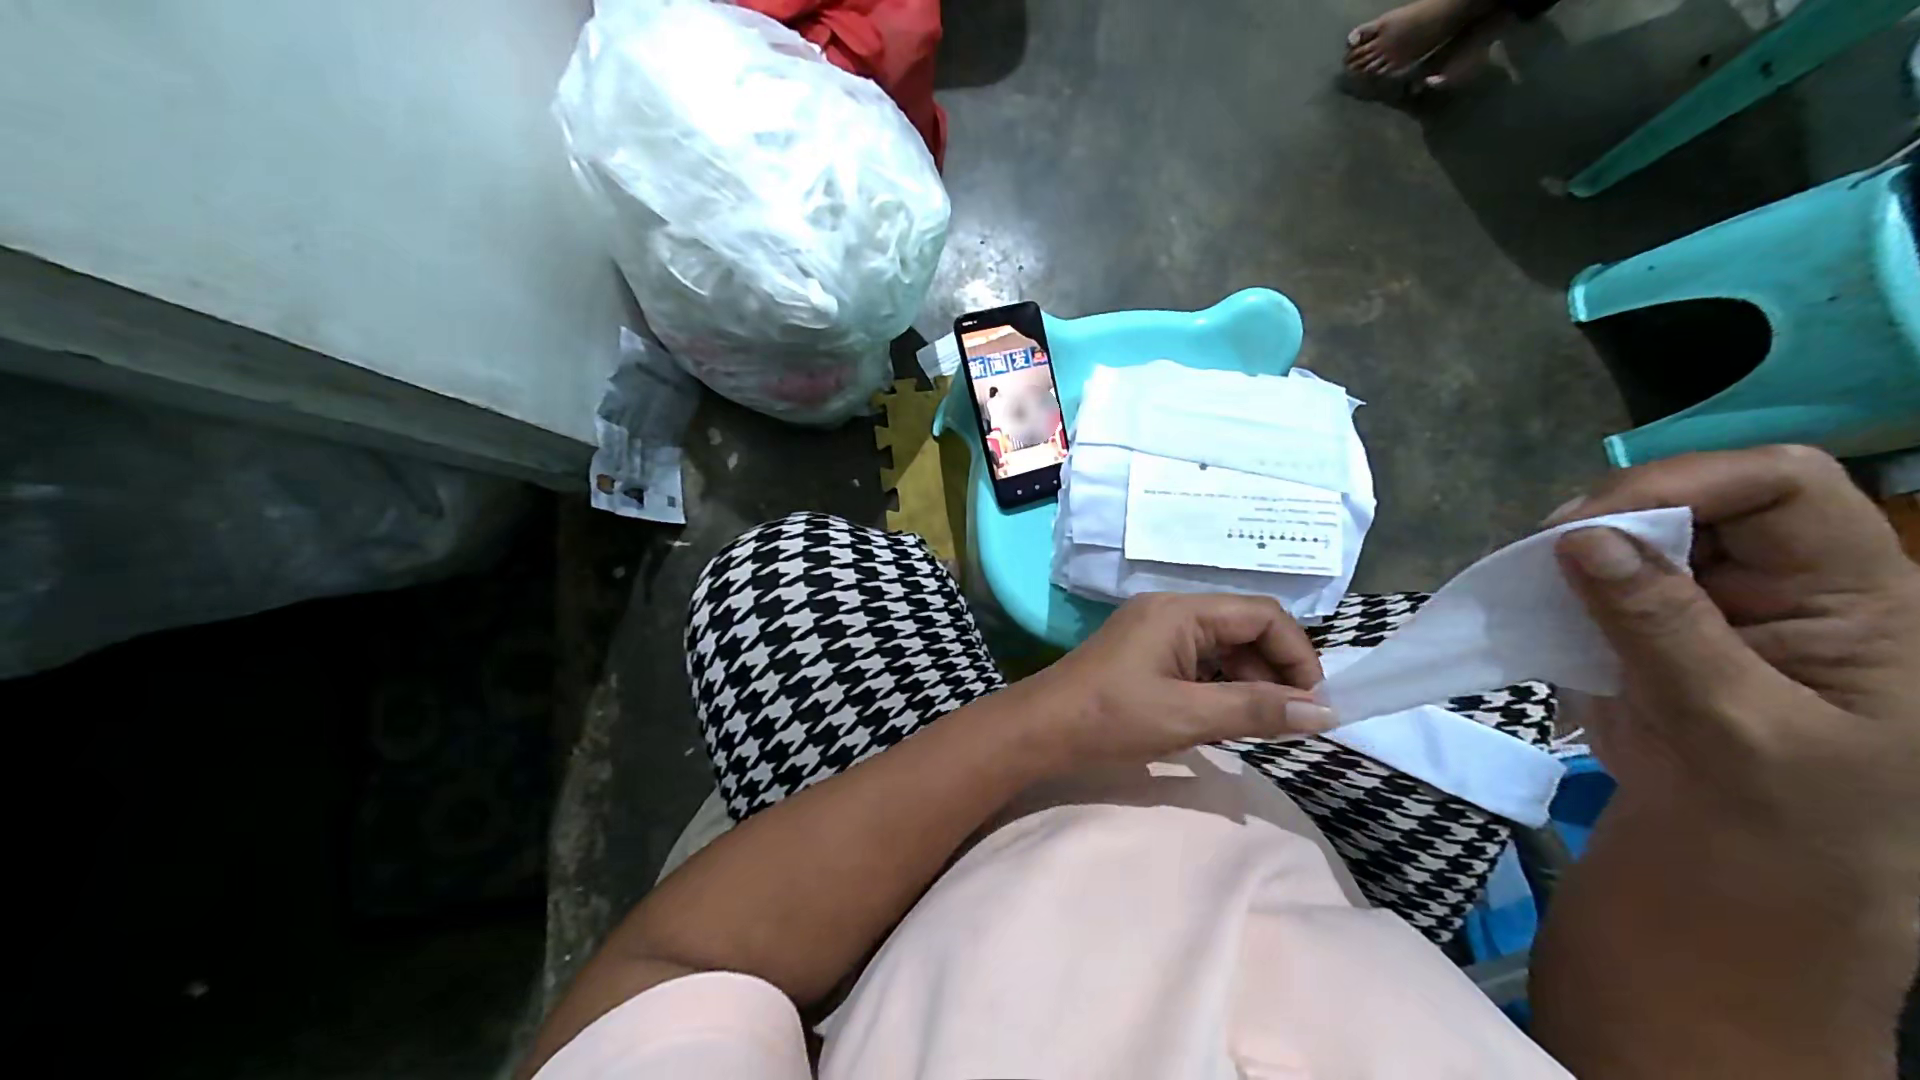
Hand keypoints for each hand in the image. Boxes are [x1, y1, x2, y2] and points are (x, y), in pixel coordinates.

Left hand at [1021, 592, 1335, 765]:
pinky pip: (1198, 663)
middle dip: (1274, 671)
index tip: (1312, 703)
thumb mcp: (1188, 716)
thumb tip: (1324, 713)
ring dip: (1249, 683)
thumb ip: (1256, 710)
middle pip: (1243, 629)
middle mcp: (1170, 612)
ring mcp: (1154, 633)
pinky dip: (1220, 688)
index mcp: (1181, 611)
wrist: (1038, 731)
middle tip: (1290, 720)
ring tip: (1260, 725)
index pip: (1261, 615)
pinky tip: (1225, 720)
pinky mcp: (1144, 656)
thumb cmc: (1110, 718)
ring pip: (1222, 649)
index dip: (1297, 654)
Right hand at [1547, 445, 1919, 879]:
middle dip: (1617, 512)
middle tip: (1540, 553)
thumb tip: (1580, 539)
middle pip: (1705, 494)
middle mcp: (1790, 578)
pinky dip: (1560, 574)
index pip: (1785, 485)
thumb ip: (1662, 626)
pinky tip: (1535, 596)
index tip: (1586, 526)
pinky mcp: (1659, 618)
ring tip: (1530, 577)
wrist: (1745, 864)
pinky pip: (1605, 569)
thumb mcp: (1734, 722)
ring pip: (1645, 527)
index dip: (1687, 482)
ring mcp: (1719, 596)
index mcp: (1857, 595)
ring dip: (1579, 544)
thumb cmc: (1782, 812)